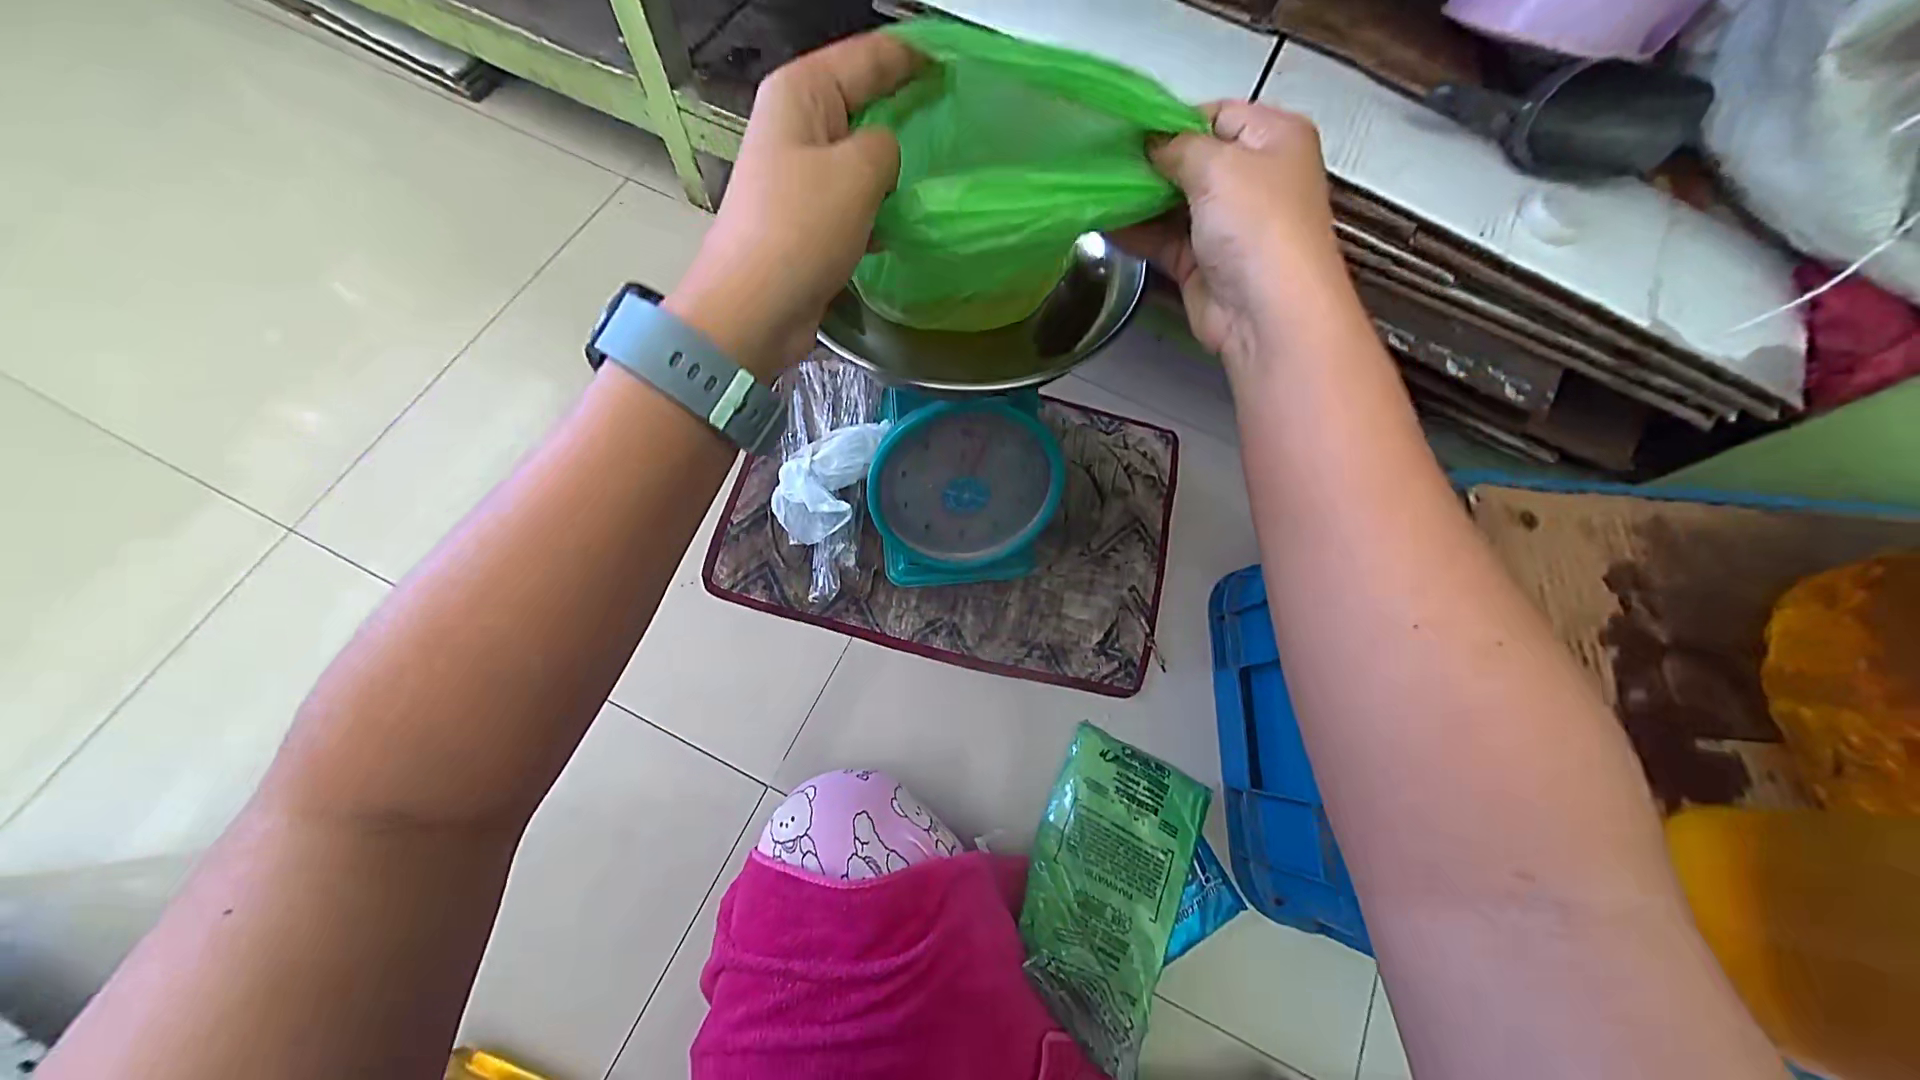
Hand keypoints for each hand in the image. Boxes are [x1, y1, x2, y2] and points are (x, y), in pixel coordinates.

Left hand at [665, 33, 921, 380]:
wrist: (756, 308)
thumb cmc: (800, 231)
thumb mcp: (857, 173)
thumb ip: (886, 147)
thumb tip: (886, 158)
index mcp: (801, 95)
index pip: (867, 57)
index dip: (910, 58)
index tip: (949, 65)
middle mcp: (796, 129)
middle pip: (860, 104)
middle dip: (902, 110)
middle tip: (950, 115)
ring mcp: (799, 178)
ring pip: (858, 159)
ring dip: (890, 169)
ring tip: (933, 172)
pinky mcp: (806, 223)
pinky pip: (852, 203)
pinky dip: (875, 210)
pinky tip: (898, 226)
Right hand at [1112, 101, 1348, 373]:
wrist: (1266, 313)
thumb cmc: (1258, 225)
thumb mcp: (1219, 165)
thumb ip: (1178, 146)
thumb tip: (1150, 143)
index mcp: (1273, 139)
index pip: (1217, 116)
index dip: (1174, 121)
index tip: (1130, 131)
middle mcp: (1251, 179)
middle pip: (1191, 161)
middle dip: (1150, 163)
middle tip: (1104, 160)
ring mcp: (1225, 224)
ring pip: (1172, 203)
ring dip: (1137, 199)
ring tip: (1092, 188)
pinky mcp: (1200, 262)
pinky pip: (1161, 240)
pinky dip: (1135, 232)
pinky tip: (1102, 222)